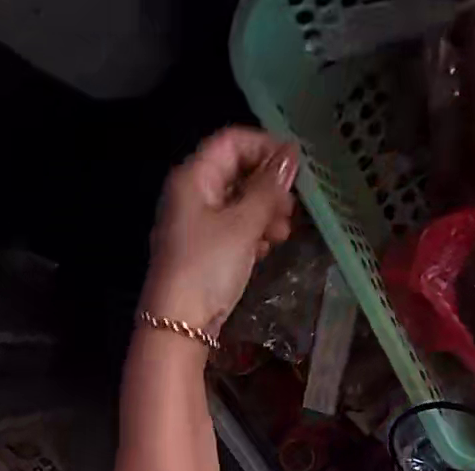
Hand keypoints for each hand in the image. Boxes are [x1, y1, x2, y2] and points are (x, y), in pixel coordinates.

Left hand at [139, 128, 298, 336]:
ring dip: (264, 214)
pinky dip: (251, 235)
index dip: (266, 147)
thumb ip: (267, 190)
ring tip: (283, 235)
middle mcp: (191, 195)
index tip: (296, 168)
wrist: (177, 325)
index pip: (232, 141)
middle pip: (236, 173)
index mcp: (193, 177)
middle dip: (268, 187)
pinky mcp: (202, 252)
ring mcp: (195, 225)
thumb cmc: (208, 268)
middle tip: (292, 210)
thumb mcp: (243, 226)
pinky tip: (266, 251)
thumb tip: (290, 156)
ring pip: (236, 204)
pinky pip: (231, 230)